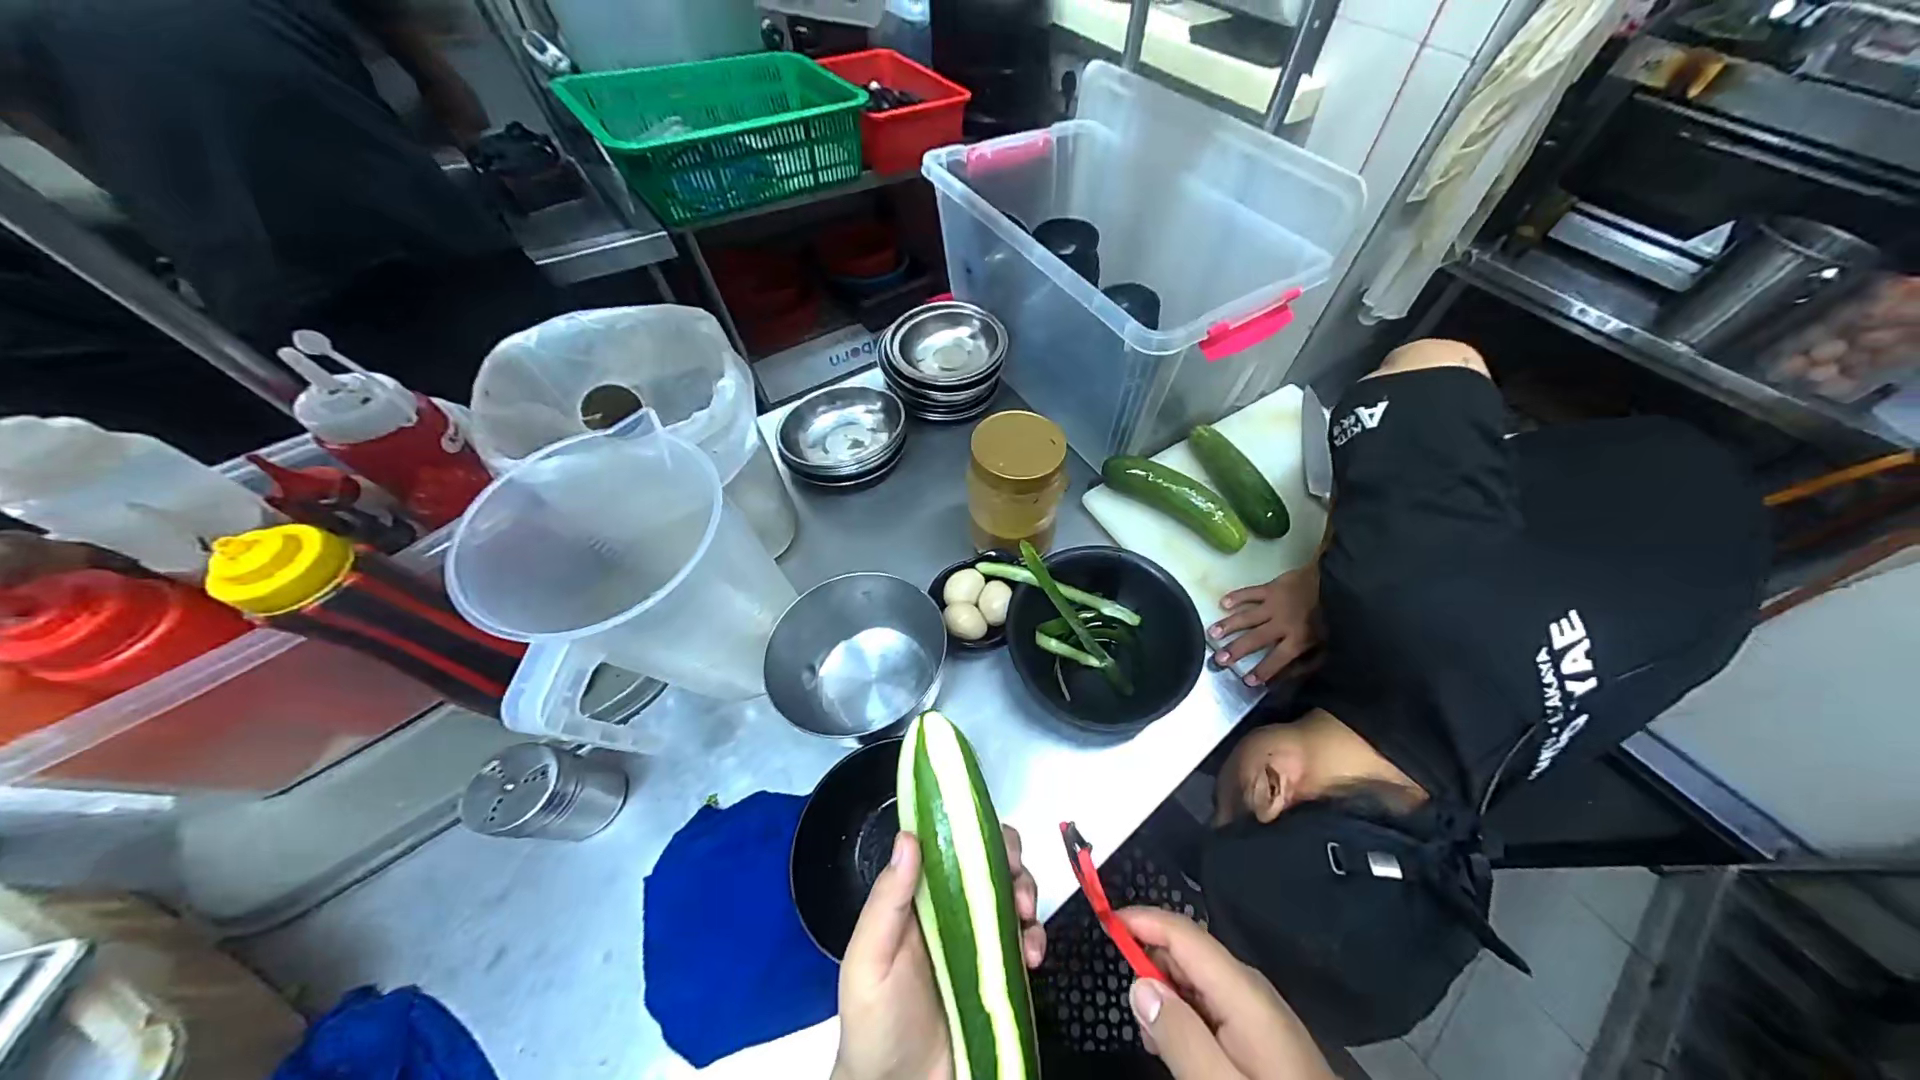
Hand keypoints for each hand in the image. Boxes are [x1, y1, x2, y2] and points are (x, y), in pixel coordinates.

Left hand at [831, 826, 1043, 1079]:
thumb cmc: (874, 1025)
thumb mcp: (870, 960)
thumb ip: (886, 901)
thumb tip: (909, 838)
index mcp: (916, 898)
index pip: (948, 845)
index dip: (973, 832)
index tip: (990, 838)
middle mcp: (950, 910)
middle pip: (987, 863)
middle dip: (1010, 859)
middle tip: (1015, 879)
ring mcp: (978, 940)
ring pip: (1011, 894)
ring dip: (1027, 894)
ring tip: (1026, 920)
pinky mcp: (1001, 972)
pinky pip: (1026, 940)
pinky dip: (1036, 937)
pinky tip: (1031, 955)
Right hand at [1118, 908, 1334, 1079]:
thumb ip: (1178, 1037)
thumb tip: (1140, 986)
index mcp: (1242, 992)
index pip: (1183, 933)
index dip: (1141, 920)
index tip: (1102, 920)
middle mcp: (1250, 991)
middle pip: (1187, 953)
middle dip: (1150, 966)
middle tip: (1130, 1011)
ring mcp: (1259, 1014)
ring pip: (1195, 981)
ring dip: (1165, 997)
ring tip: (1155, 1042)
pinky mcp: (1260, 1036)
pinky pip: (1210, 1007)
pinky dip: (1184, 1017)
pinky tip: (1180, 1054)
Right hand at [1210, 565, 1319, 686]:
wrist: (1337, 582)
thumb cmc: (1331, 616)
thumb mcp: (1328, 644)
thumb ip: (1310, 661)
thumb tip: (1292, 676)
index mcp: (1299, 638)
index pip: (1277, 658)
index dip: (1263, 670)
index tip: (1247, 680)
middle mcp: (1283, 623)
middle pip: (1256, 639)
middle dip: (1236, 650)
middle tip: (1219, 658)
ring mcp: (1275, 604)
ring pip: (1247, 616)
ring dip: (1229, 625)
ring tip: (1213, 633)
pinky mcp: (1271, 587)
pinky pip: (1250, 592)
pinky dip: (1236, 597)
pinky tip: (1223, 603)